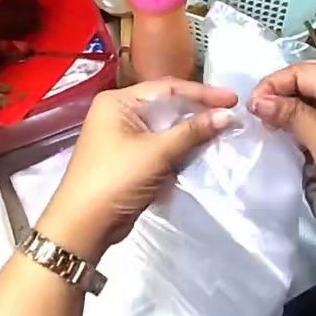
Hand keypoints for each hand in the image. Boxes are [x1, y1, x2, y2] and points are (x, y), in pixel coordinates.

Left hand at [35, 78, 236, 259]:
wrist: (82, 227)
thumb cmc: (115, 180)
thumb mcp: (157, 153)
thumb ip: (192, 132)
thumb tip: (228, 115)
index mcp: (118, 101)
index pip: (168, 88)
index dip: (203, 93)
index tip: (233, 99)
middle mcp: (120, 112)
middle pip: (168, 104)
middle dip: (199, 110)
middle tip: (231, 113)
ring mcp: (124, 135)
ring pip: (167, 126)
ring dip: (192, 130)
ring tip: (223, 129)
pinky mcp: (131, 157)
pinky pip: (162, 144)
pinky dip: (182, 146)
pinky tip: (204, 148)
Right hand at [248, 63, 315, 217]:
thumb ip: (291, 116)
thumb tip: (257, 101)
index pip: (302, 71)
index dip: (272, 86)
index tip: (251, 108)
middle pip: (311, 78)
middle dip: (283, 95)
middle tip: (260, 118)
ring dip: (297, 106)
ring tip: (275, 125)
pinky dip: (315, 114)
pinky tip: (300, 129)